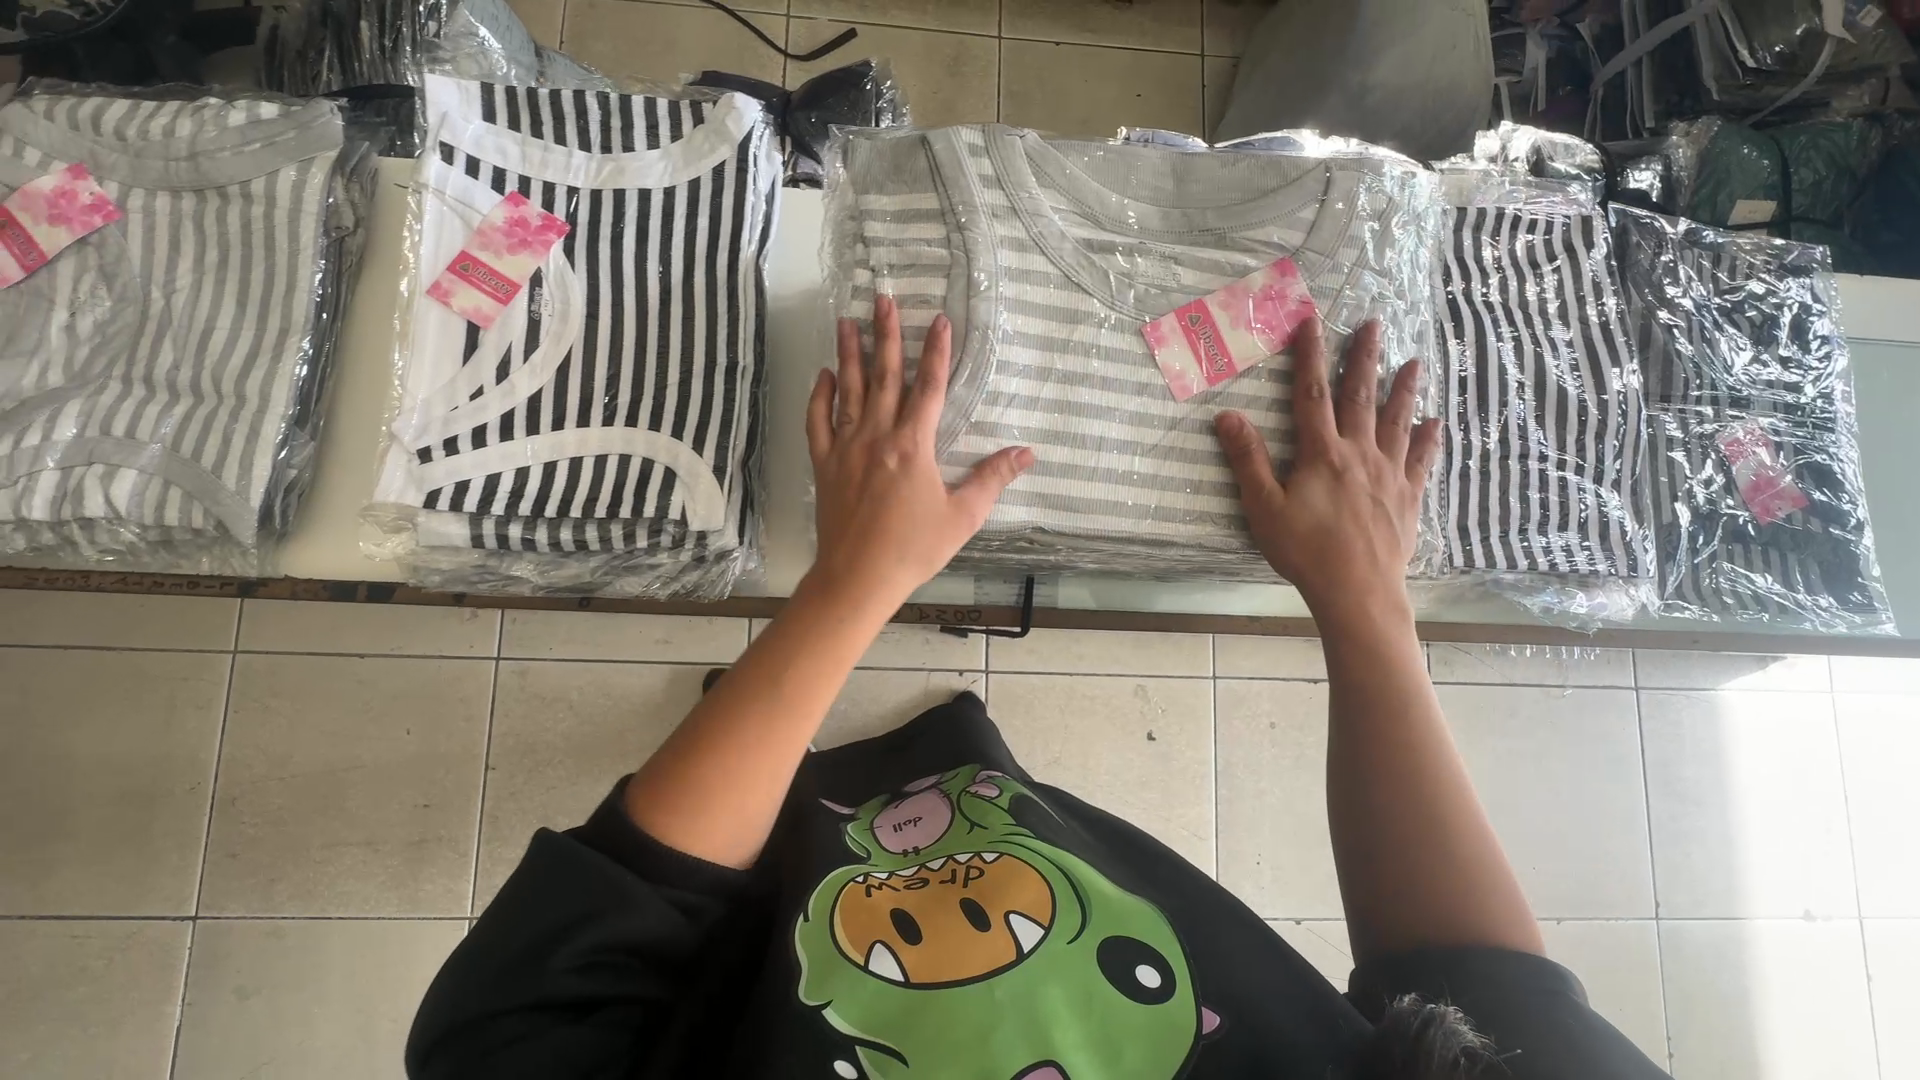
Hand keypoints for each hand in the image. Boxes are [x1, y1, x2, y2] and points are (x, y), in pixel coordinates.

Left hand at [806, 295, 1034, 606]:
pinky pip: (818, 422)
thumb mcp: (962, 516)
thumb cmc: (913, 549)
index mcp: (912, 445)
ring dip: (849, 354)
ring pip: (847, 390)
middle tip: (882, 299)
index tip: (939, 319)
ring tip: (848, 320)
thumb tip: (1026, 453)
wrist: (857, 577)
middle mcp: (876, 436)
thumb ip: (992, 479)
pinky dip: (820, 396)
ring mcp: (845, 448)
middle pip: (883, 376)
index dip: (936, 351)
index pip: (928, 387)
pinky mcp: (824, 465)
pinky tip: (824, 376)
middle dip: (886, 335)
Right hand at [1213, 318, 1440, 620]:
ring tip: (1414, 362)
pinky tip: (1435, 423)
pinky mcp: (1407, 497)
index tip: (1311, 323)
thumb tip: (1227, 417)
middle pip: (1361, 398)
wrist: (1357, 590)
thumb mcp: (1263, 507)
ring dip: (1404, 390)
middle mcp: (1359, 454)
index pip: (1312, 395)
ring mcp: (1389, 475)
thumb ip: (1247, 460)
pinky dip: (1429, 440)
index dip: (1310, 357)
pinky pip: (1421, 461)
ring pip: (1397, 422)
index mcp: (1321, 454)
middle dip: (1364, 359)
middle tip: (1373, 324)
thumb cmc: (1304, 551)